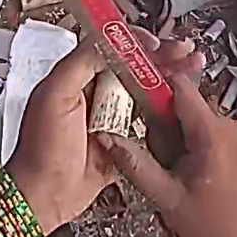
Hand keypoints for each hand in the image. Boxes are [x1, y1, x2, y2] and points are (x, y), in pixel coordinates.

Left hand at [7, 32, 203, 234]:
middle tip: (186, 52)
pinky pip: (149, 118)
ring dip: (170, 76)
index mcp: (78, 75)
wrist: (45, 196)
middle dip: (162, 56)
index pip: (113, 48)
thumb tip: (109, 40)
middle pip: (135, 65)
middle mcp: (97, 91)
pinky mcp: (125, 138)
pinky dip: (168, 107)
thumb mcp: (55, 94)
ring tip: (194, 66)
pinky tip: (186, 98)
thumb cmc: (42, 146)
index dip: (137, 43)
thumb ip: (81, 63)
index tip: (157, 44)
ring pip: (146, 88)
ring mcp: (112, 115)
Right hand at [97, 70, 236, 236]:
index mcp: (212, 134)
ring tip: (179, 170)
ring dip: (182, 136)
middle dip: (166, 123)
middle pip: (187, 105)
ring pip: (199, 118)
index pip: (180, 86)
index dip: (155, 86)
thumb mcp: (166, 198)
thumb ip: (135, 163)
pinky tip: (195, 172)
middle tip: (160, 156)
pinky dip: (199, 143)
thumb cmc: (215, 232)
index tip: (136, 92)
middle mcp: (231, 127)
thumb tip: (108, 138)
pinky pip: (214, 131)